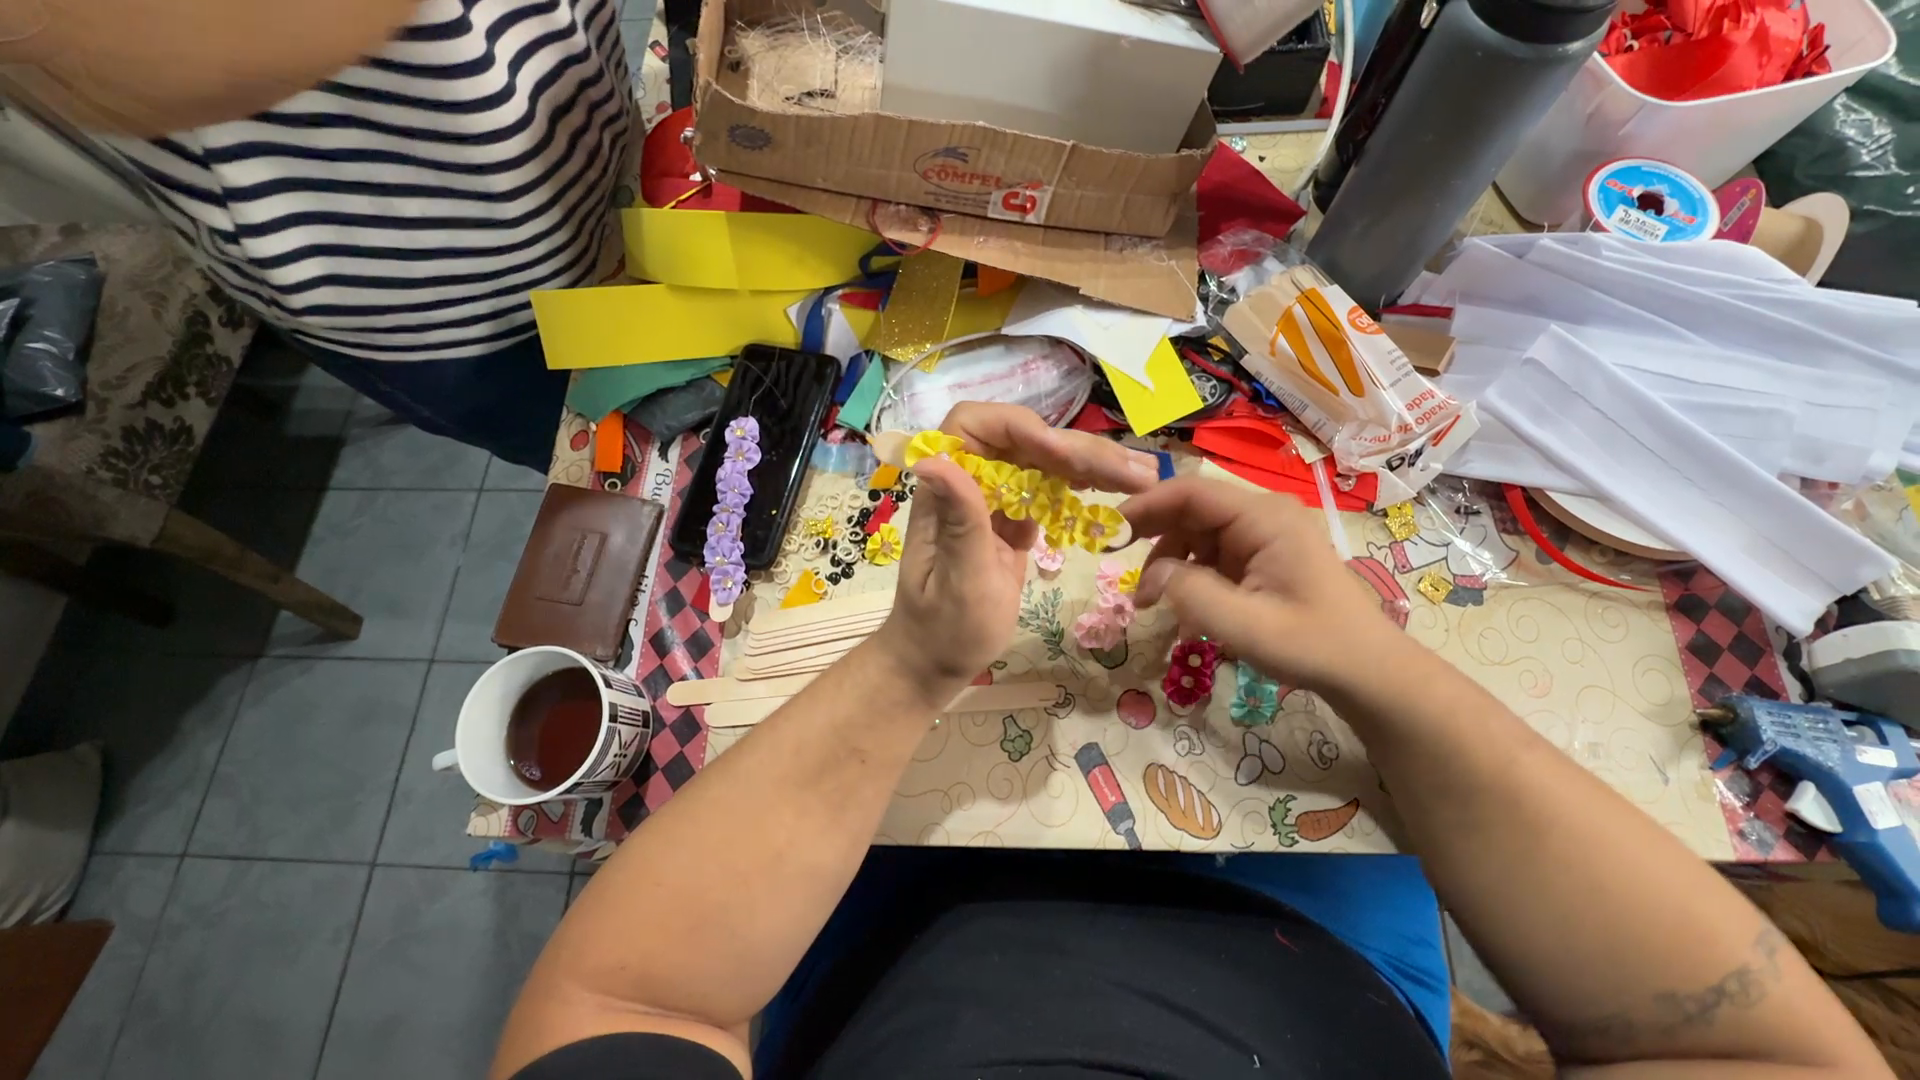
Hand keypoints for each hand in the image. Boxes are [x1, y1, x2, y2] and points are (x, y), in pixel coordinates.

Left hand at [877, 404, 1158, 702]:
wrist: (939, 661)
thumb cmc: (944, 629)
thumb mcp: (959, 580)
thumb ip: (960, 520)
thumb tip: (933, 460)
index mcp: (942, 488)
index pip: (973, 427)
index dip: (1020, 429)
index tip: (1061, 455)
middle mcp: (968, 481)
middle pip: (1024, 441)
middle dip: (1077, 451)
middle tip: (1136, 471)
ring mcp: (994, 498)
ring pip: (1045, 462)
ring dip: (1093, 465)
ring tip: (1143, 475)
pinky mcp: (1015, 519)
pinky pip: (1051, 489)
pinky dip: (1086, 488)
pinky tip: (1120, 489)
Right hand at [1120, 476, 1407, 695]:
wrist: (1367, 671)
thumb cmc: (1311, 645)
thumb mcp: (1242, 625)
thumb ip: (1188, 594)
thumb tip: (1148, 578)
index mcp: (1263, 518)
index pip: (1191, 492)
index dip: (1145, 506)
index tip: (1108, 531)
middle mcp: (1264, 517)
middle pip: (1192, 510)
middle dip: (1154, 538)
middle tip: (1122, 570)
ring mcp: (1266, 537)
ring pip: (1199, 534)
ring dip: (1170, 563)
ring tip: (1151, 603)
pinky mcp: (1265, 559)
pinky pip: (1214, 555)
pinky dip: (1191, 576)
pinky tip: (1182, 609)